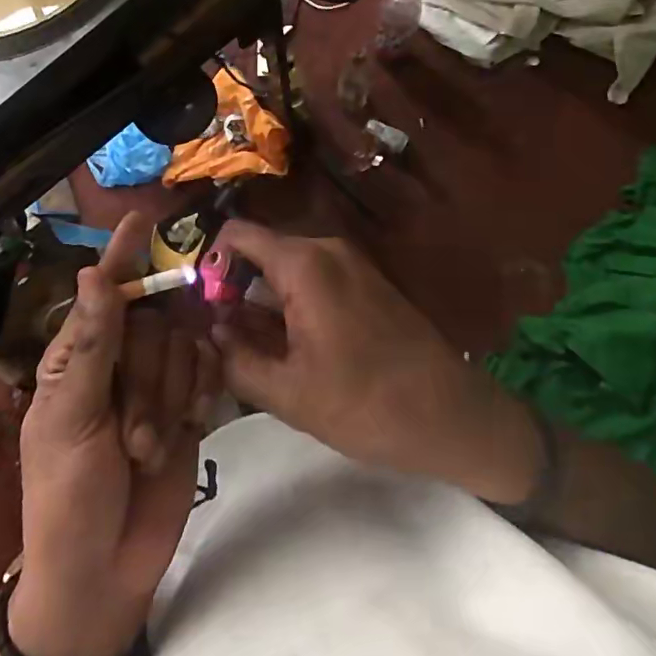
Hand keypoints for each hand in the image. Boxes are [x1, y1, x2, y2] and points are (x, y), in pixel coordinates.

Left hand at [10, 211, 219, 655]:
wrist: (103, 569)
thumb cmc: (67, 491)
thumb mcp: (71, 415)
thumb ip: (92, 343)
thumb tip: (92, 273)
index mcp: (76, 357)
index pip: (103, 295)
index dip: (121, 258)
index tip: (139, 219)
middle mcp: (116, 362)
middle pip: (153, 324)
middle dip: (150, 378)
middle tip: (133, 438)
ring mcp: (153, 388)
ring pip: (181, 352)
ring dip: (169, 402)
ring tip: (146, 452)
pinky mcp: (186, 414)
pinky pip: (205, 380)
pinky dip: (198, 400)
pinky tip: (191, 427)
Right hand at [207, 220, 540, 503]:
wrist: (460, 421)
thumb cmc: (368, 406)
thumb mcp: (285, 393)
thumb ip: (233, 357)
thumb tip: (208, 331)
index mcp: (304, 264)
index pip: (234, 234)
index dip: (206, 263)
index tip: (194, 303)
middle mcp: (325, 250)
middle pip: (255, 252)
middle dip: (229, 287)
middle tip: (213, 332)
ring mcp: (349, 265)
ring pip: (280, 268)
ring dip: (256, 301)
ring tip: (240, 346)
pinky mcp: (363, 284)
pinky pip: (307, 280)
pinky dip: (284, 305)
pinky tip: (279, 347)